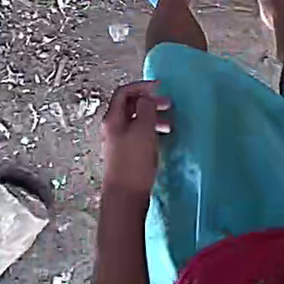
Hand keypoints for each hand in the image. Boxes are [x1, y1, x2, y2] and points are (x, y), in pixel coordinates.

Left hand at [100, 80, 171, 196]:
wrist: (125, 197)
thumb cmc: (134, 162)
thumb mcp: (143, 131)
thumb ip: (146, 110)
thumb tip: (146, 99)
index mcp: (113, 119)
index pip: (124, 93)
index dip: (141, 86)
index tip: (160, 87)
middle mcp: (113, 127)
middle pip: (130, 106)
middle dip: (150, 102)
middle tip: (169, 105)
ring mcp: (119, 141)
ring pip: (137, 120)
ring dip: (153, 117)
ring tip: (170, 124)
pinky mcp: (127, 154)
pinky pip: (139, 134)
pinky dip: (151, 130)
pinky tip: (163, 137)